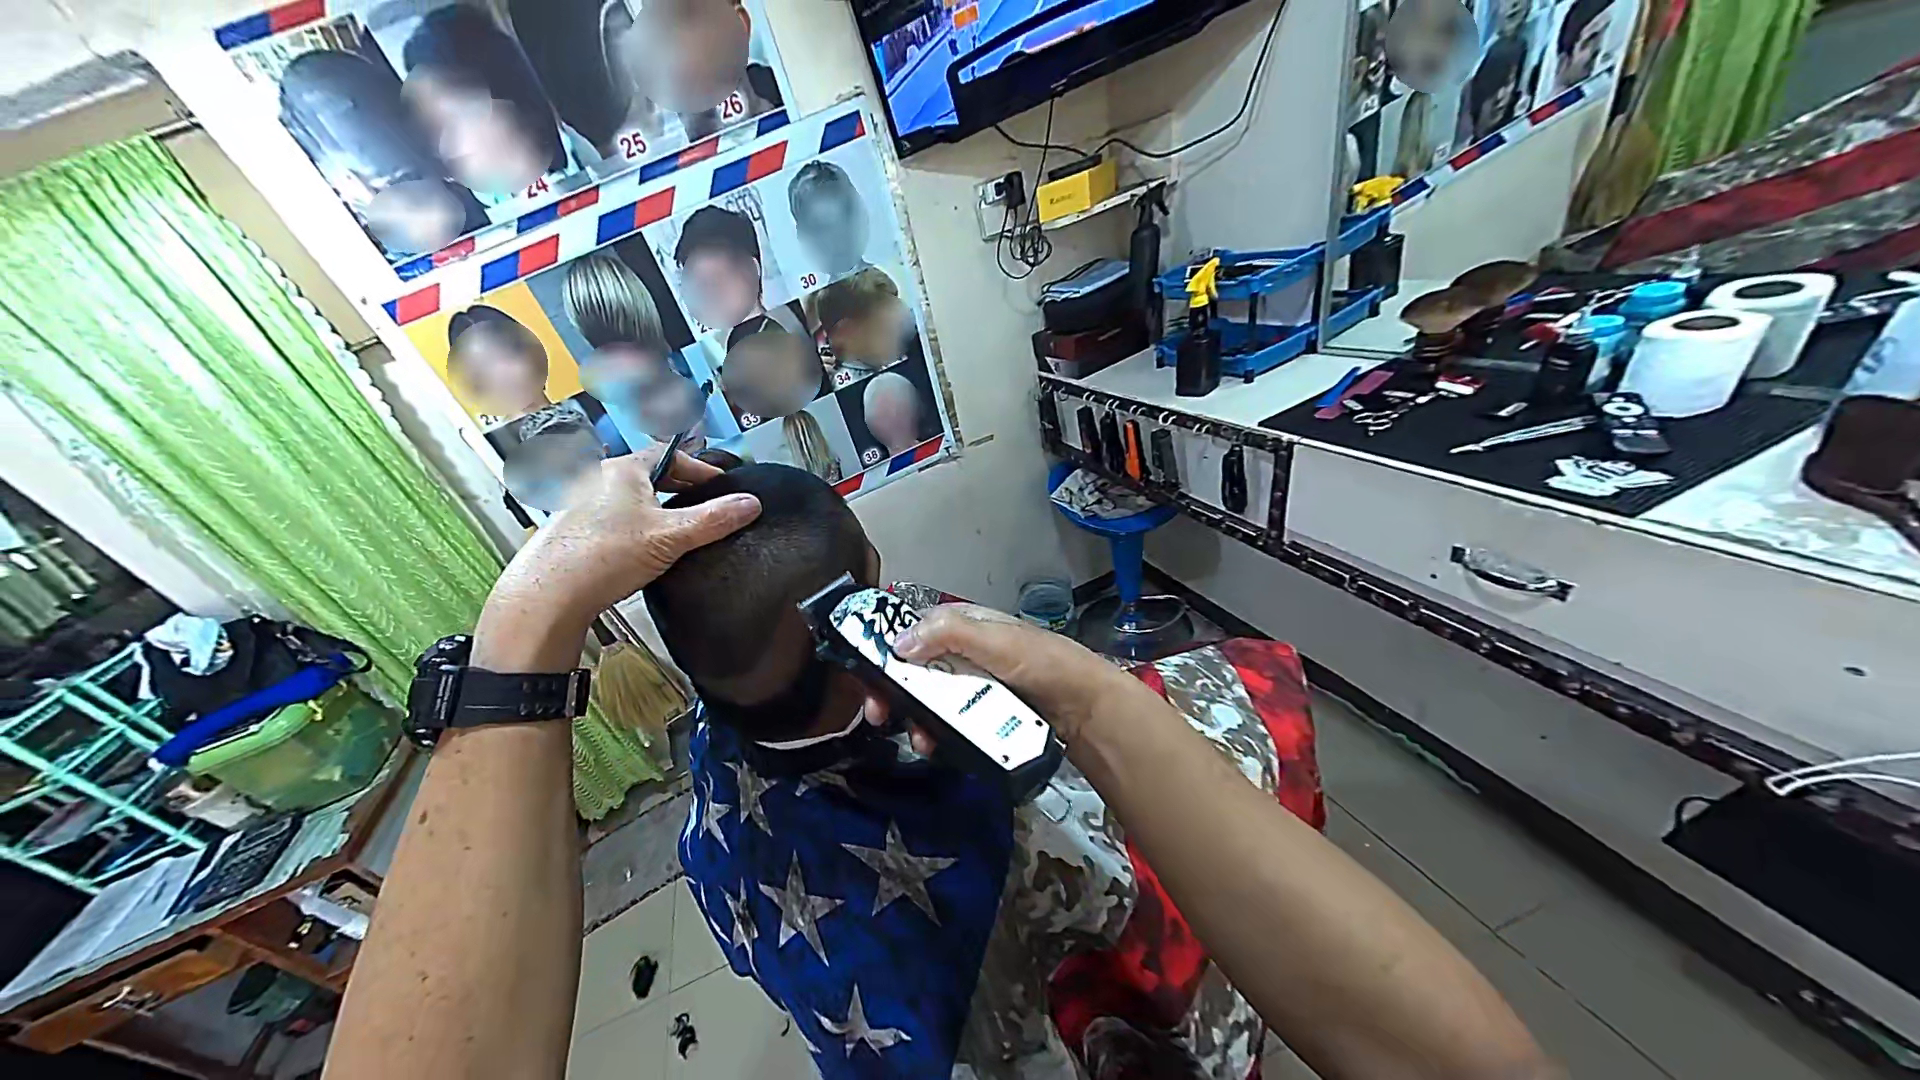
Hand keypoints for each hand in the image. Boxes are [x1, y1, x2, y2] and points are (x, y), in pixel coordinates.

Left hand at [488, 450, 759, 627]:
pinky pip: (615, 516)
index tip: (722, 485)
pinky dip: (637, 524)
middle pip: (650, 474)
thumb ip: (715, 519)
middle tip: (705, 505)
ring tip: (680, 528)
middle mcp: (597, 479)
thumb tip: (751, 503)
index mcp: (622, 470)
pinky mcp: (572, 530)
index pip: (670, 454)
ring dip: (657, 506)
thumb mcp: (671, 535)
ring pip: (631, 497)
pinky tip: (645, 549)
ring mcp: (580, 503)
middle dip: (680, 487)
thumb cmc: (605, 554)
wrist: (547, 595)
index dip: (701, 468)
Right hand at [889, 604, 1151, 746]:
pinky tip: (932, 746)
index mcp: (965, 624)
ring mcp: (973, 685)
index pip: (914, 630)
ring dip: (912, 717)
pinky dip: (935, 733)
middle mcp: (964, 652)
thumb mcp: (995, 640)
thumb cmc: (1041, 663)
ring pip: (928, 699)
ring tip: (915, 737)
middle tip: (877, 713)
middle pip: (914, 668)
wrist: (1086, 707)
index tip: (868, 672)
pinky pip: (947, 722)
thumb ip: (948, 634)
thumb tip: (898, 645)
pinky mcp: (981, 715)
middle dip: (893, 690)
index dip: (887, 647)